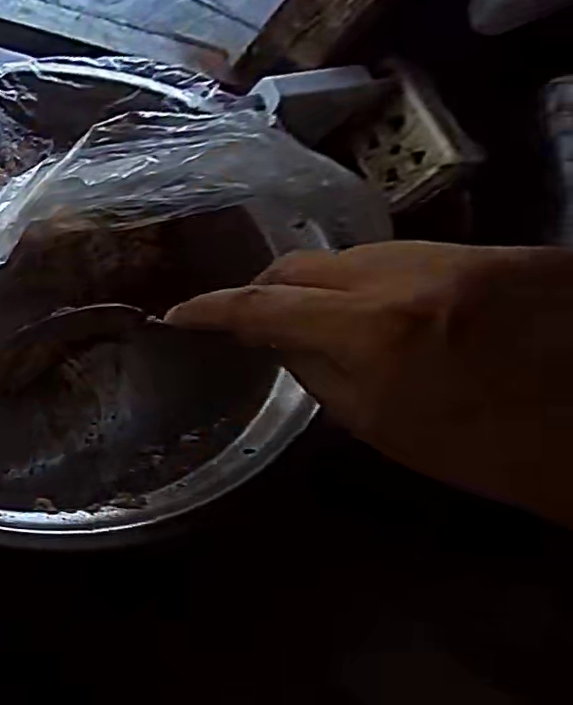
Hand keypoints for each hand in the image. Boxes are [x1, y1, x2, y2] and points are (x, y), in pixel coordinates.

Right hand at [165, 241, 572, 525]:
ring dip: (322, 281)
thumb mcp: (377, 419)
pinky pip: (419, 256)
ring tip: (314, 314)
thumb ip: (313, 366)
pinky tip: (384, 308)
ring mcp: (482, 257)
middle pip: (306, 262)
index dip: (210, 308)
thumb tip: (271, 336)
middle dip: (263, 288)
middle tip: (243, 318)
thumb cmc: (495, 452)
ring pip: (361, 252)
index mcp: (380, 327)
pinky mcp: (526, 254)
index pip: (263, 303)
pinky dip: (379, 278)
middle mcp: (425, 276)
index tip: (178, 316)